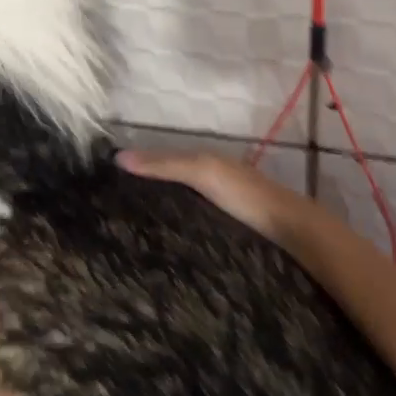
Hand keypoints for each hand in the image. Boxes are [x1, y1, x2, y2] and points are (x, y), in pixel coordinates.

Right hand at [116, 149, 312, 246]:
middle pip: (169, 179)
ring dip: (159, 208)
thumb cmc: (244, 194)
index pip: (160, 158)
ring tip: (128, 225)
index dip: (136, 164)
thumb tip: (117, 157)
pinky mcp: (225, 229)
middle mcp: (209, 178)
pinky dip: (175, 223)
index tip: (105, 178)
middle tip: (109, 205)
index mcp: (203, 160)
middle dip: (144, 187)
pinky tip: (162, 237)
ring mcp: (218, 205)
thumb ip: (164, 165)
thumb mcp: (202, 172)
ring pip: (180, 201)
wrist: (290, 229)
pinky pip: (191, 221)